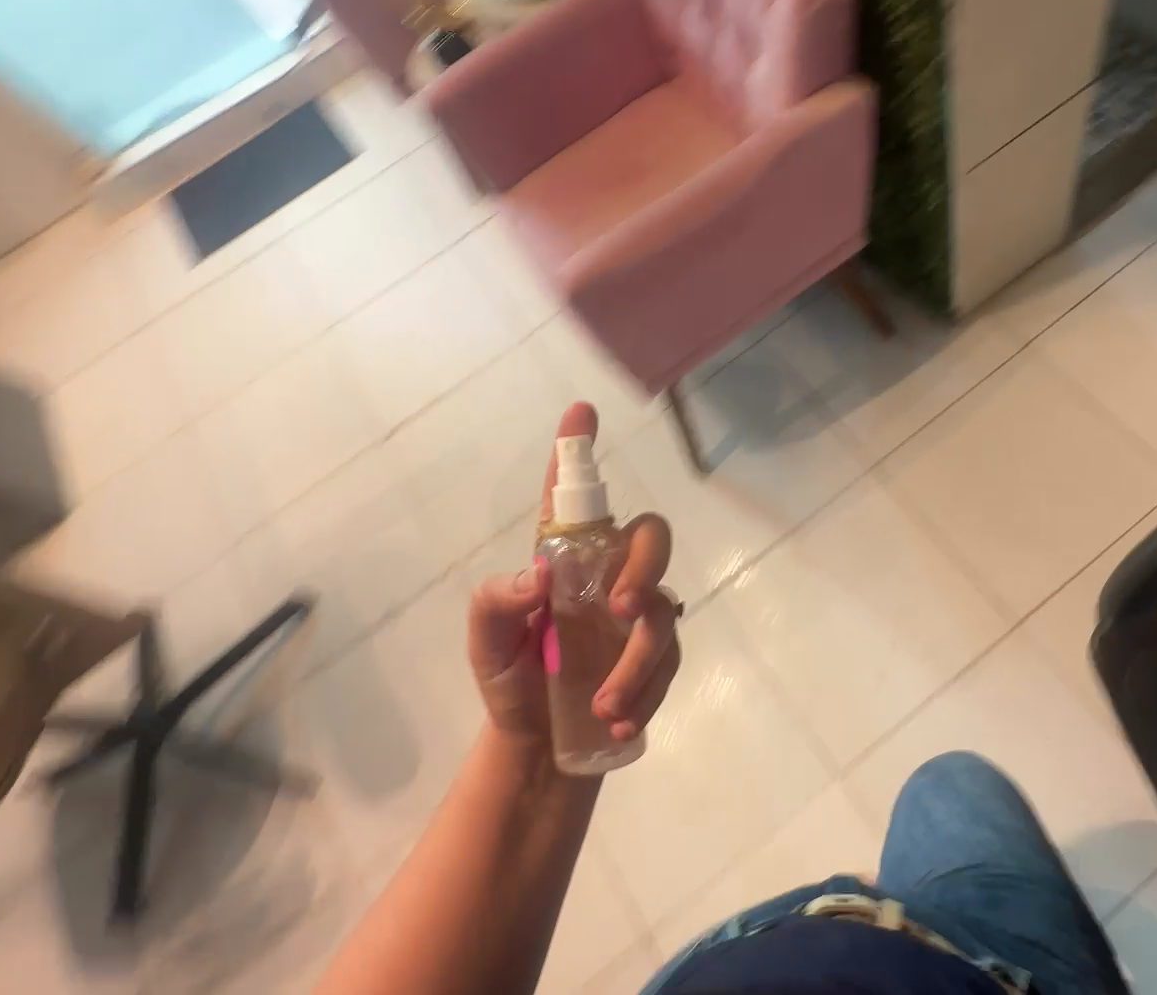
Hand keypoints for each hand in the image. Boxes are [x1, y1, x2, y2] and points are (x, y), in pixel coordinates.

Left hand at [466, 402, 680, 754]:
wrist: (541, 745)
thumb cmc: (509, 681)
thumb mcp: (485, 645)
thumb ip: (495, 604)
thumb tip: (539, 572)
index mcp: (563, 562)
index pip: (570, 498)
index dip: (576, 452)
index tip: (579, 412)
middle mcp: (607, 576)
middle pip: (650, 538)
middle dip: (643, 567)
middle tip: (618, 608)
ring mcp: (638, 615)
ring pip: (663, 611)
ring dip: (638, 660)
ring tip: (604, 704)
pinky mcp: (658, 656)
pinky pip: (670, 660)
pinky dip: (647, 690)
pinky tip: (618, 719)